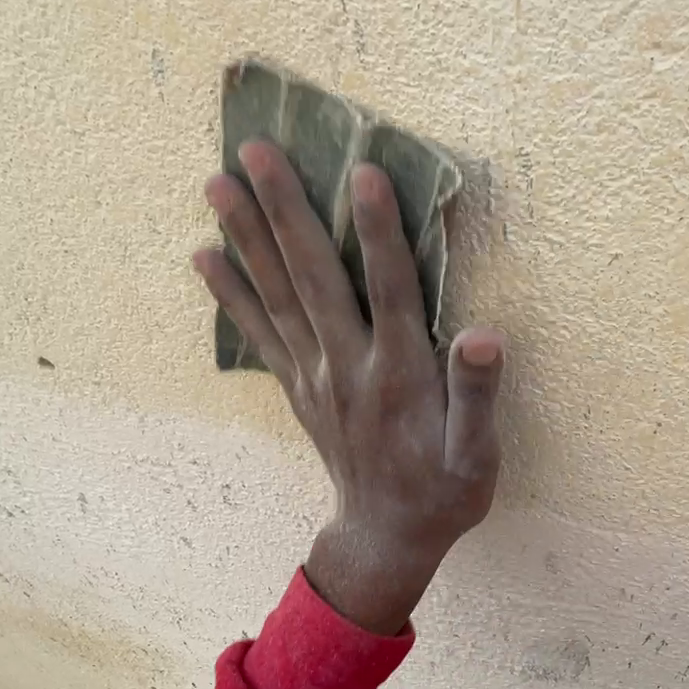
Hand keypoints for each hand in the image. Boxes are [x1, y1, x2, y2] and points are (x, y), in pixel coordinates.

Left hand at [194, 141, 505, 635]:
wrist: (385, 538)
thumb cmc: (443, 494)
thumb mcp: (478, 456)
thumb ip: (477, 396)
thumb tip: (483, 335)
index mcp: (399, 376)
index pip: (389, 289)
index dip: (378, 230)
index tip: (362, 170)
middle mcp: (348, 367)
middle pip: (313, 278)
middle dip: (285, 211)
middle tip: (254, 151)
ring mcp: (315, 377)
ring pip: (277, 298)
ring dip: (246, 238)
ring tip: (217, 185)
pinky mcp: (298, 390)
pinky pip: (259, 334)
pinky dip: (230, 294)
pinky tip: (205, 257)